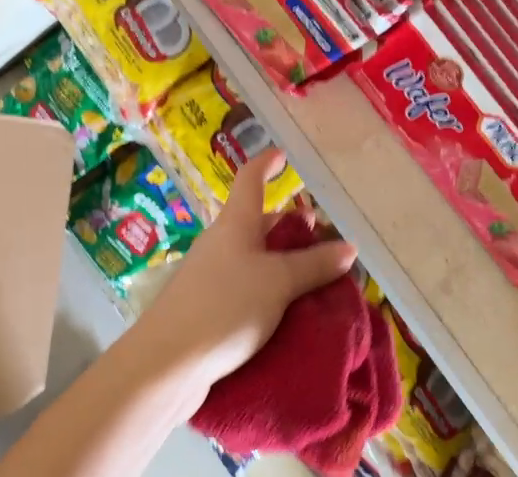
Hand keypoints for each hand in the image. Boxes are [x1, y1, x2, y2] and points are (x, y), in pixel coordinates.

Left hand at [132, 150, 358, 397]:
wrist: (168, 362)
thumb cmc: (225, 306)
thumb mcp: (279, 283)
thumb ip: (314, 265)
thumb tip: (349, 247)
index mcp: (236, 222)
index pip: (250, 178)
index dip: (267, 163)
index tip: (283, 155)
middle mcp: (222, 241)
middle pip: (258, 221)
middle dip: (290, 226)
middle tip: (325, 239)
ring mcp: (212, 274)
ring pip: (256, 257)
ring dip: (284, 262)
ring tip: (317, 278)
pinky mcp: (208, 307)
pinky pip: (248, 287)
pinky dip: (271, 290)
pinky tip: (290, 310)